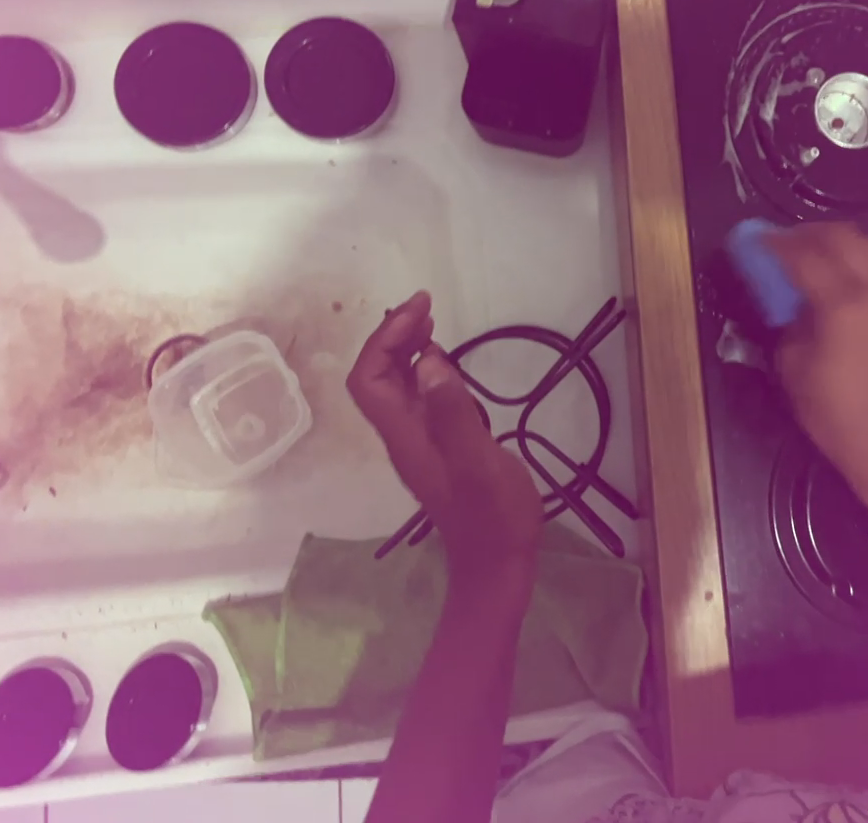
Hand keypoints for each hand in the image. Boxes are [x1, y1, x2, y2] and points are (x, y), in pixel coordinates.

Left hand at [346, 292, 544, 581]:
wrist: (497, 560)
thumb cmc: (492, 514)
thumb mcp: (478, 461)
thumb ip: (453, 413)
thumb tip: (429, 360)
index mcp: (406, 436)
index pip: (370, 379)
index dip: (386, 340)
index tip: (420, 310)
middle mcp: (405, 435)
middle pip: (377, 378)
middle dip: (393, 337)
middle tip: (426, 306)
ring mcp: (422, 442)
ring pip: (397, 387)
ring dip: (406, 350)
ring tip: (430, 322)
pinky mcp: (440, 447)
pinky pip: (420, 399)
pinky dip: (426, 371)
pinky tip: (444, 364)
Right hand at [768, 224, 867, 510]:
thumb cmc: (835, 417)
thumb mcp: (793, 368)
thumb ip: (791, 322)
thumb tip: (793, 302)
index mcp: (844, 305)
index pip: (805, 255)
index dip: (776, 244)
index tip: (757, 240)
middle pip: (845, 237)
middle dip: (810, 233)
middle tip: (785, 242)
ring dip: (839, 243)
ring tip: (813, 254)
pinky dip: (860, 262)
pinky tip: (842, 279)